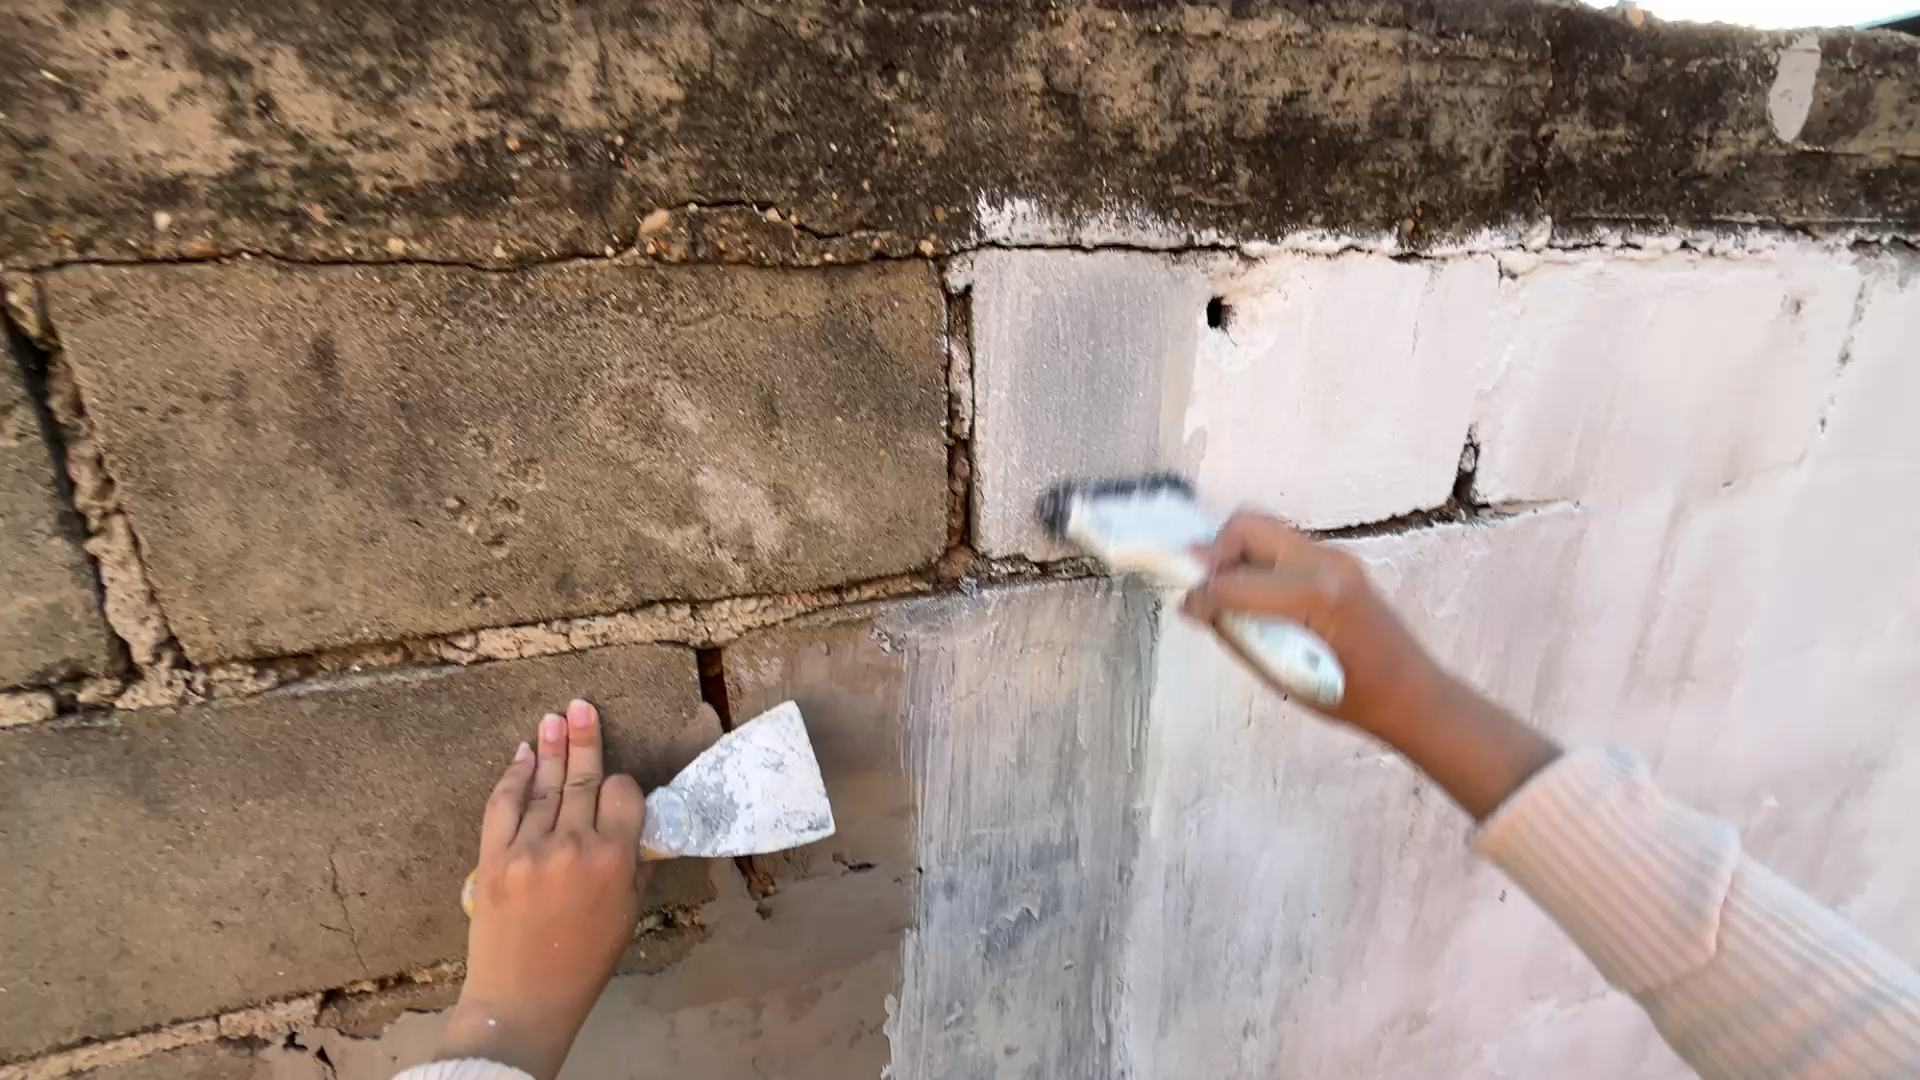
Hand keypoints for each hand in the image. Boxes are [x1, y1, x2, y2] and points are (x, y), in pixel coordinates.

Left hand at [437, 700, 649, 1079]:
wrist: (522, 1000)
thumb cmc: (588, 956)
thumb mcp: (631, 907)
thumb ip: (636, 859)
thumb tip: (638, 820)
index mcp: (614, 856)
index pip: (622, 793)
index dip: (622, 786)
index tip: (617, 791)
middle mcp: (573, 844)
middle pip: (582, 778)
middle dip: (585, 738)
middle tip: (582, 704)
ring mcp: (529, 849)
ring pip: (545, 786)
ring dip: (552, 747)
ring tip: (556, 716)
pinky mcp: (492, 859)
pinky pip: (503, 807)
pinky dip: (513, 778)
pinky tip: (523, 754)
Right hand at [1181, 511, 1559, 819]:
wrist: (1410, 694)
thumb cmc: (1347, 696)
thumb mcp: (1278, 672)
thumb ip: (1233, 627)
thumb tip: (1195, 603)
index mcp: (1311, 594)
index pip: (1231, 581)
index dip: (1200, 595)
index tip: (1188, 609)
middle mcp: (1324, 561)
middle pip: (1245, 526)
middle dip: (1214, 553)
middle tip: (1205, 588)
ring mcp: (1334, 555)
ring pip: (1262, 528)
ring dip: (1235, 554)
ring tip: (1229, 591)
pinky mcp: (1336, 559)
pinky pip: (1281, 544)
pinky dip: (1257, 561)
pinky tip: (1255, 592)